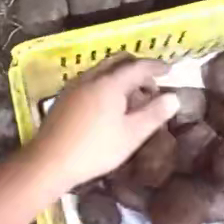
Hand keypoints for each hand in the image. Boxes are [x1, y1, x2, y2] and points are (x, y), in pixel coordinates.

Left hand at [25, 55, 178, 193]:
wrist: (49, 161)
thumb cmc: (94, 149)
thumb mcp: (131, 135)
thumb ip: (154, 114)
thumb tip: (174, 97)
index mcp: (110, 82)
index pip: (138, 66)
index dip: (156, 66)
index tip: (170, 70)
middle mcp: (91, 77)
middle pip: (118, 61)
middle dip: (137, 68)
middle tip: (152, 84)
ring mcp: (74, 86)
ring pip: (103, 70)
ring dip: (121, 77)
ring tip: (133, 98)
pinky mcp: (64, 97)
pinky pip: (91, 80)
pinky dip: (107, 84)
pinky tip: (110, 105)